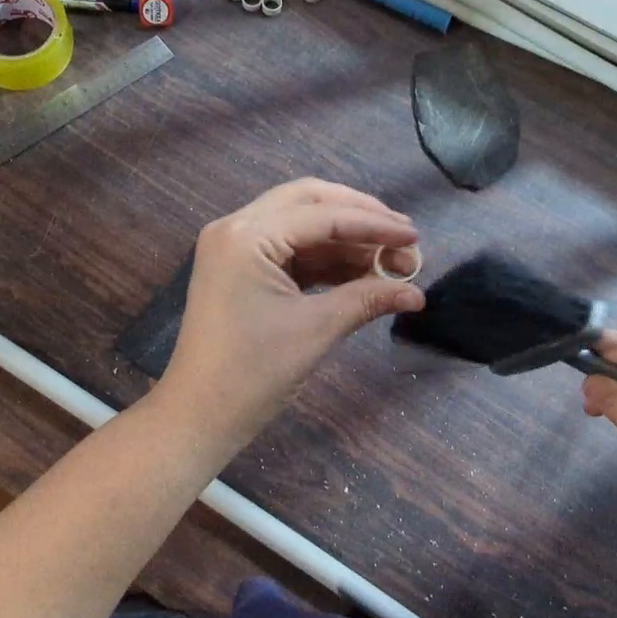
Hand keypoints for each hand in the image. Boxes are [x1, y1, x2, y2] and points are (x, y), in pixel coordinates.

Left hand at [159, 180, 424, 446]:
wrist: (199, 416)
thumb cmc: (253, 373)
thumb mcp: (316, 329)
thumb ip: (367, 298)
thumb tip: (417, 294)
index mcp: (246, 235)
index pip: (322, 215)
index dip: (374, 224)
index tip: (415, 237)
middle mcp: (237, 227)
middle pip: (309, 201)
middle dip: (359, 217)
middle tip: (404, 236)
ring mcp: (236, 246)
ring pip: (302, 223)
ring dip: (347, 240)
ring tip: (394, 261)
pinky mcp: (241, 268)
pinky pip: (291, 249)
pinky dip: (327, 258)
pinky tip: (365, 272)